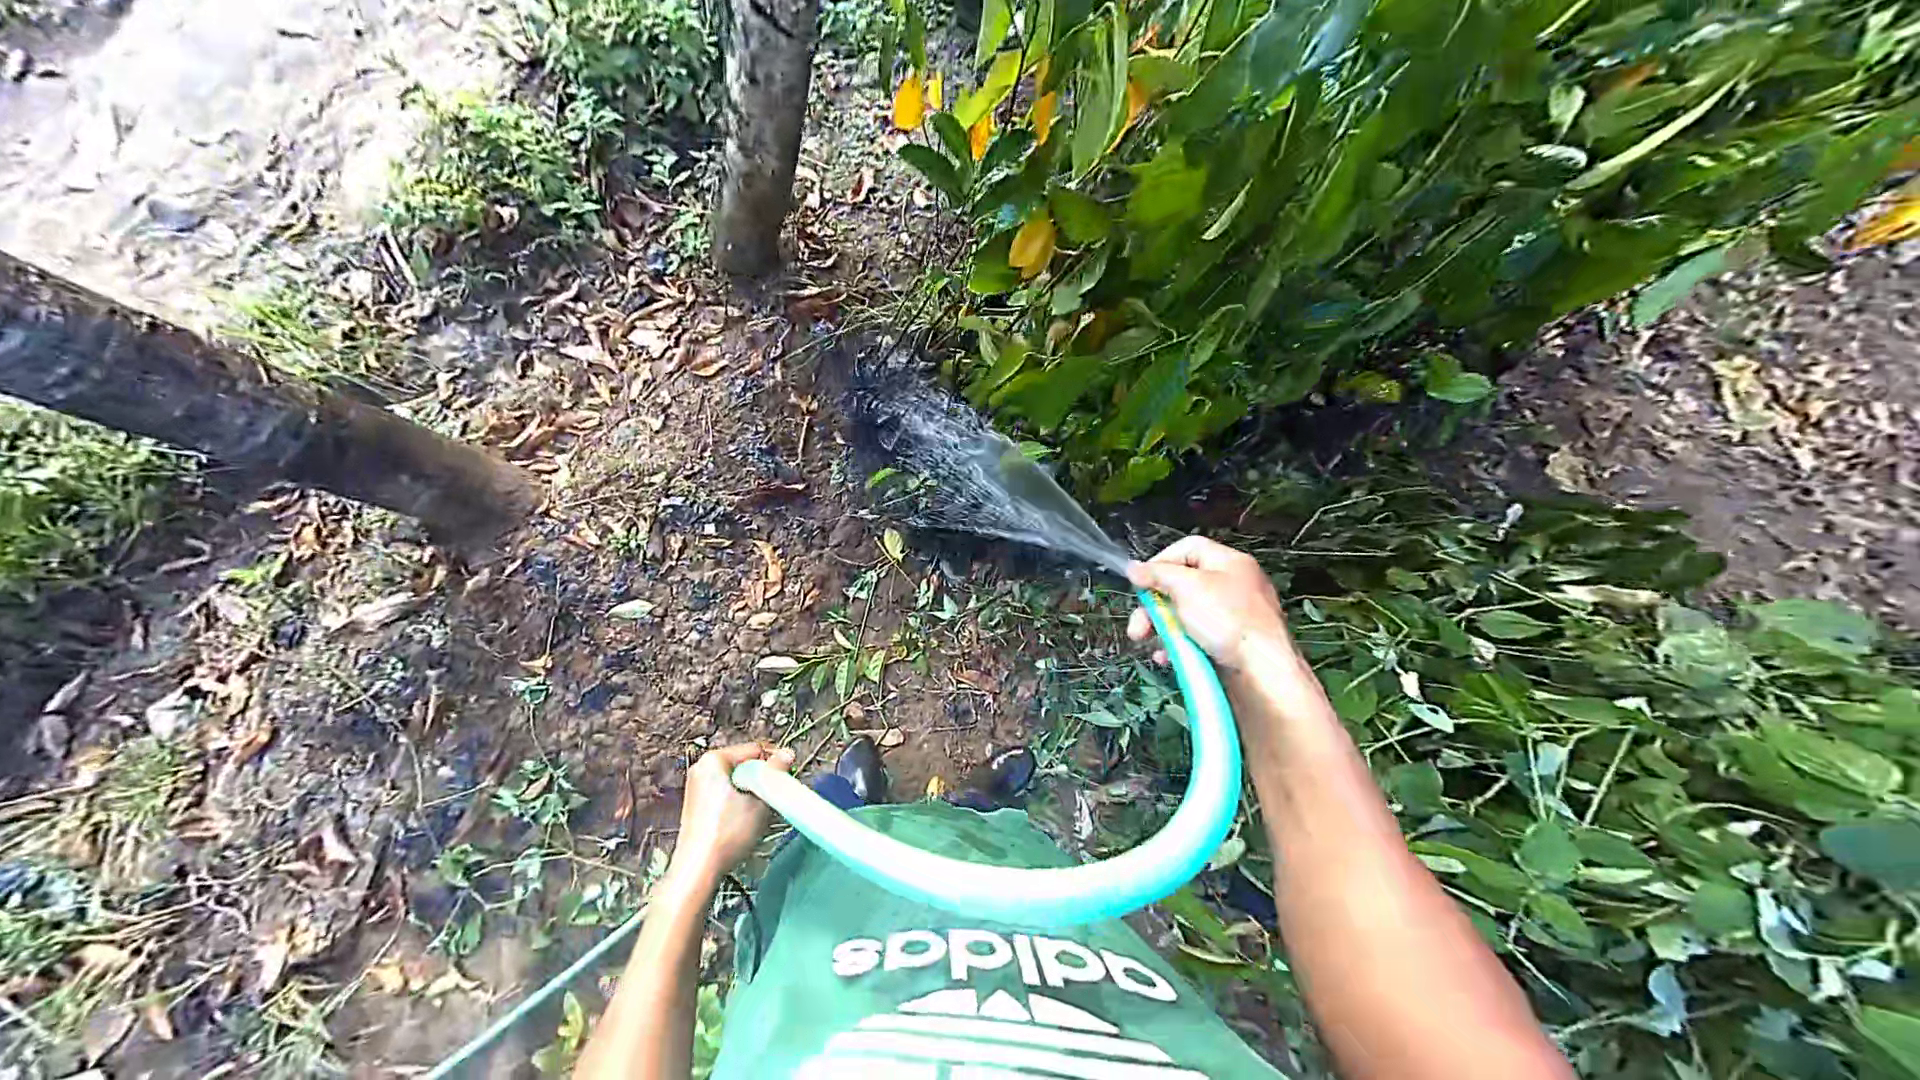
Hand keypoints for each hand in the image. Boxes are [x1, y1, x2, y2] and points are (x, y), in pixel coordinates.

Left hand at [668, 742, 793, 887]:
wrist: (699, 869)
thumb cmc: (727, 833)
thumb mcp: (761, 798)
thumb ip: (776, 771)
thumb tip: (787, 754)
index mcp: (714, 759)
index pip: (756, 749)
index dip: (774, 765)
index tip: (784, 780)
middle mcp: (702, 768)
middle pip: (746, 765)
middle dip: (762, 781)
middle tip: (771, 800)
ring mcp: (698, 787)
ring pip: (738, 781)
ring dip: (753, 794)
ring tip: (758, 814)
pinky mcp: (698, 804)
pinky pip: (727, 793)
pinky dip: (740, 802)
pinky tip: (744, 821)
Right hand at [1127, 536, 1290, 671]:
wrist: (1264, 672)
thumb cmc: (1228, 621)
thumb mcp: (1187, 588)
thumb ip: (1158, 574)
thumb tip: (1134, 568)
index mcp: (1229, 563)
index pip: (1187, 549)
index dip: (1160, 562)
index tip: (1141, 583)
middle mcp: (1232, 585)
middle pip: (1182, 584)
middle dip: (1154, 605)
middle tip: (1138, 625)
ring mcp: (1233, 616)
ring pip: (1186, 614)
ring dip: (1162, 627)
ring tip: (1148, 643)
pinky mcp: (1230, 643)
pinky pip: (1197, 637)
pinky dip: (1179, 644)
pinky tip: (1168, 657)